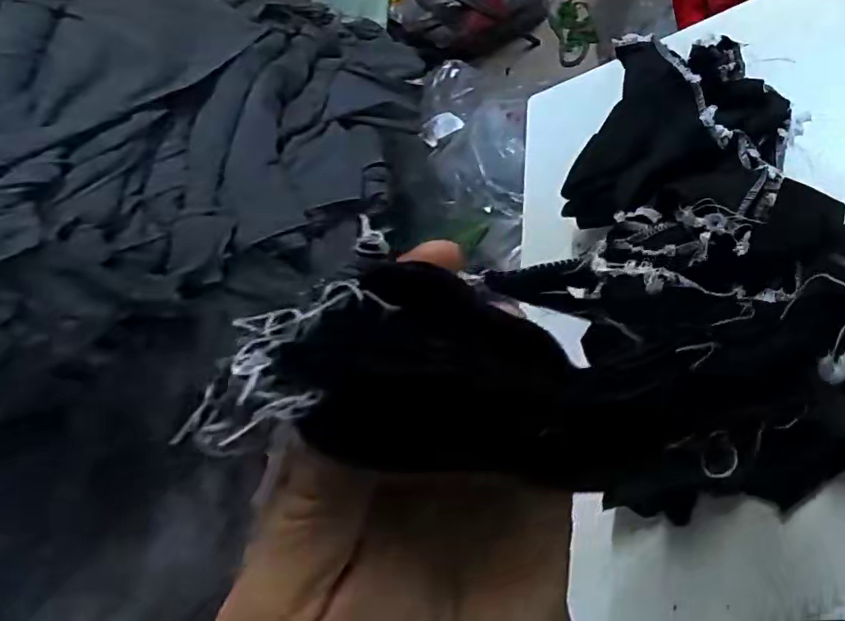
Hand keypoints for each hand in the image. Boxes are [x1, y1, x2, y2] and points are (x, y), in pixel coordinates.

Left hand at [218, 242, 570, 620]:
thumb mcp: (287, 586)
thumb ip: (306, 489)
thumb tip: (339, 373)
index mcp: (361, 455)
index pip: (379, 364)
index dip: (400, 307)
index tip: (432, 258)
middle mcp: (428, 443)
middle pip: (451, 358)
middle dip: (465, 310)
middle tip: (478, 275)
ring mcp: (491, 459)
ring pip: (507, 379)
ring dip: (512, 339)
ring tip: (511, 306)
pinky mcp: (546, 484)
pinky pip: (555, 425)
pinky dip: (557, 390)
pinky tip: (551, 358)